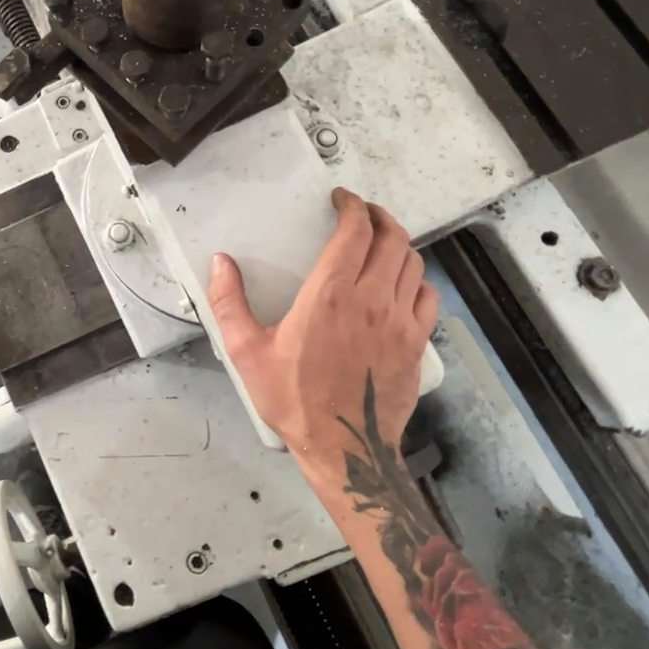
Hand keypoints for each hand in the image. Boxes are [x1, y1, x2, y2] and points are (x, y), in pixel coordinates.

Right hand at [206, 188, 437, 457]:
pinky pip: (427, 296)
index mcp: (329, 295)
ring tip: (381, 242)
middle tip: (363, 213)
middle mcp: (371, 300)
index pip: (354, 232)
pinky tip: (401, 284)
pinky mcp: (417, 344)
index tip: (342, 200)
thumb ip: (229, 303)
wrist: (345, 448)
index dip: (352, 207)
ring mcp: (400, 322)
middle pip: (391, 239)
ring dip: (398, 244)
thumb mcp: (246, 352)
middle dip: (379, 216)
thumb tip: (221, 263)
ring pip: (412, 263)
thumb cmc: (293, 400)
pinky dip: (416, 279)